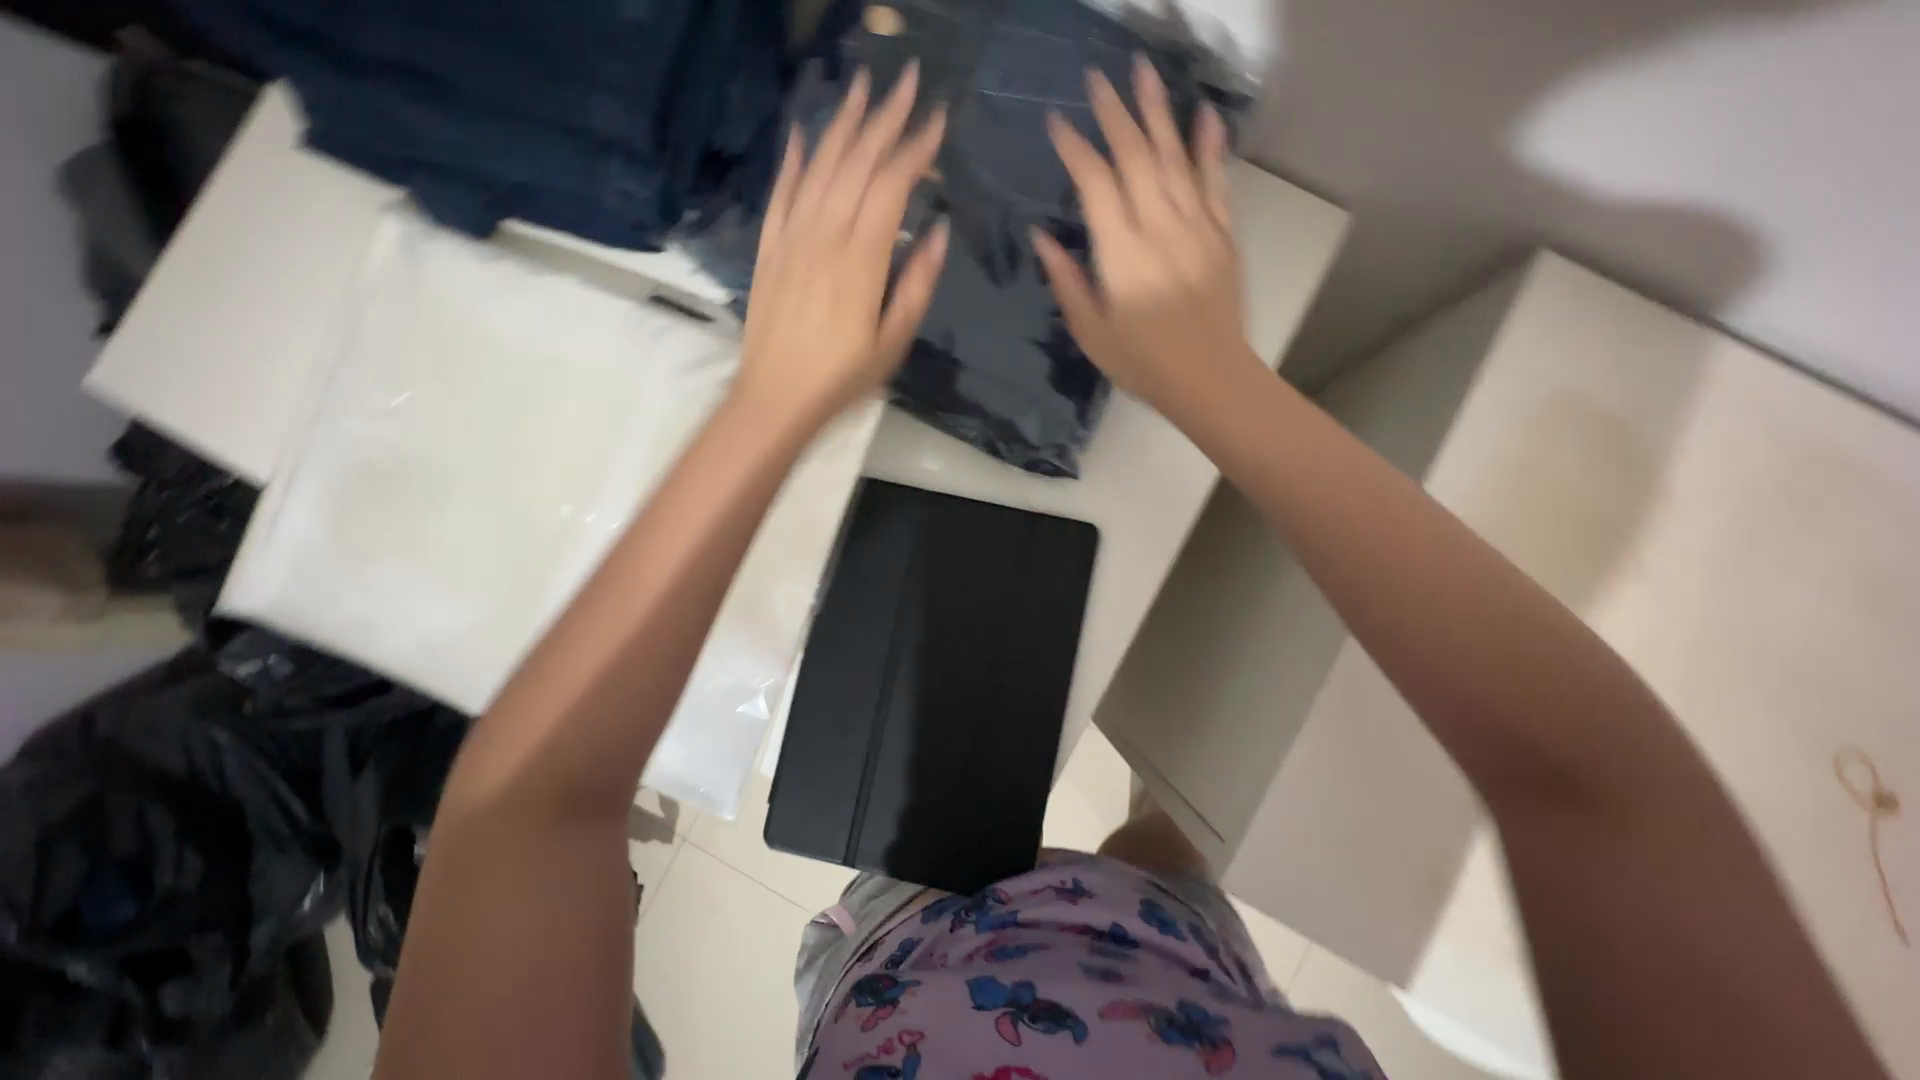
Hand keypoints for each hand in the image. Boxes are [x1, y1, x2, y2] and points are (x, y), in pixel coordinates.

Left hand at [734, 62, 948, 425]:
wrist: (775, 397)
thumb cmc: (843, 376)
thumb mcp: (893, 339)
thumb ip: (916, 283)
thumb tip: (937, 230)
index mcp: (861, 258)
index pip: (891, 186)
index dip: (916, 149)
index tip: (938, 120)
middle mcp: (824, 235)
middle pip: (856, 163)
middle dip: (884, 118)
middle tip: (906, 80)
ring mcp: (791, 236)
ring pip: (819, 167)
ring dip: (842, 123)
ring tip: (861, 86)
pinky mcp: (768, 247)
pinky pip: (781, 193)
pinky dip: (794, 160)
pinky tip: (805, 133)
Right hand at [1032, 56, 1258, 420]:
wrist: (1210, 378)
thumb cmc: (1142, 362)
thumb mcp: (1091, 331)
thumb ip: (1067, 280)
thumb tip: (1043, 237)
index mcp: (1121, 252)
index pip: (1096, 183)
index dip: (1075, 149)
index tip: (1057, 122)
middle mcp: (1160, 227)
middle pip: (1136, 156)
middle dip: (1114, 113)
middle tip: (1098, 77)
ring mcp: (1197, 226)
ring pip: (1175, 157)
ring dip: (1158, 112)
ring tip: (1144, 72)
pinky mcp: (1222, 234)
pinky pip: (1216, 181)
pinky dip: (1210, 146)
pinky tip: (1205, 115)